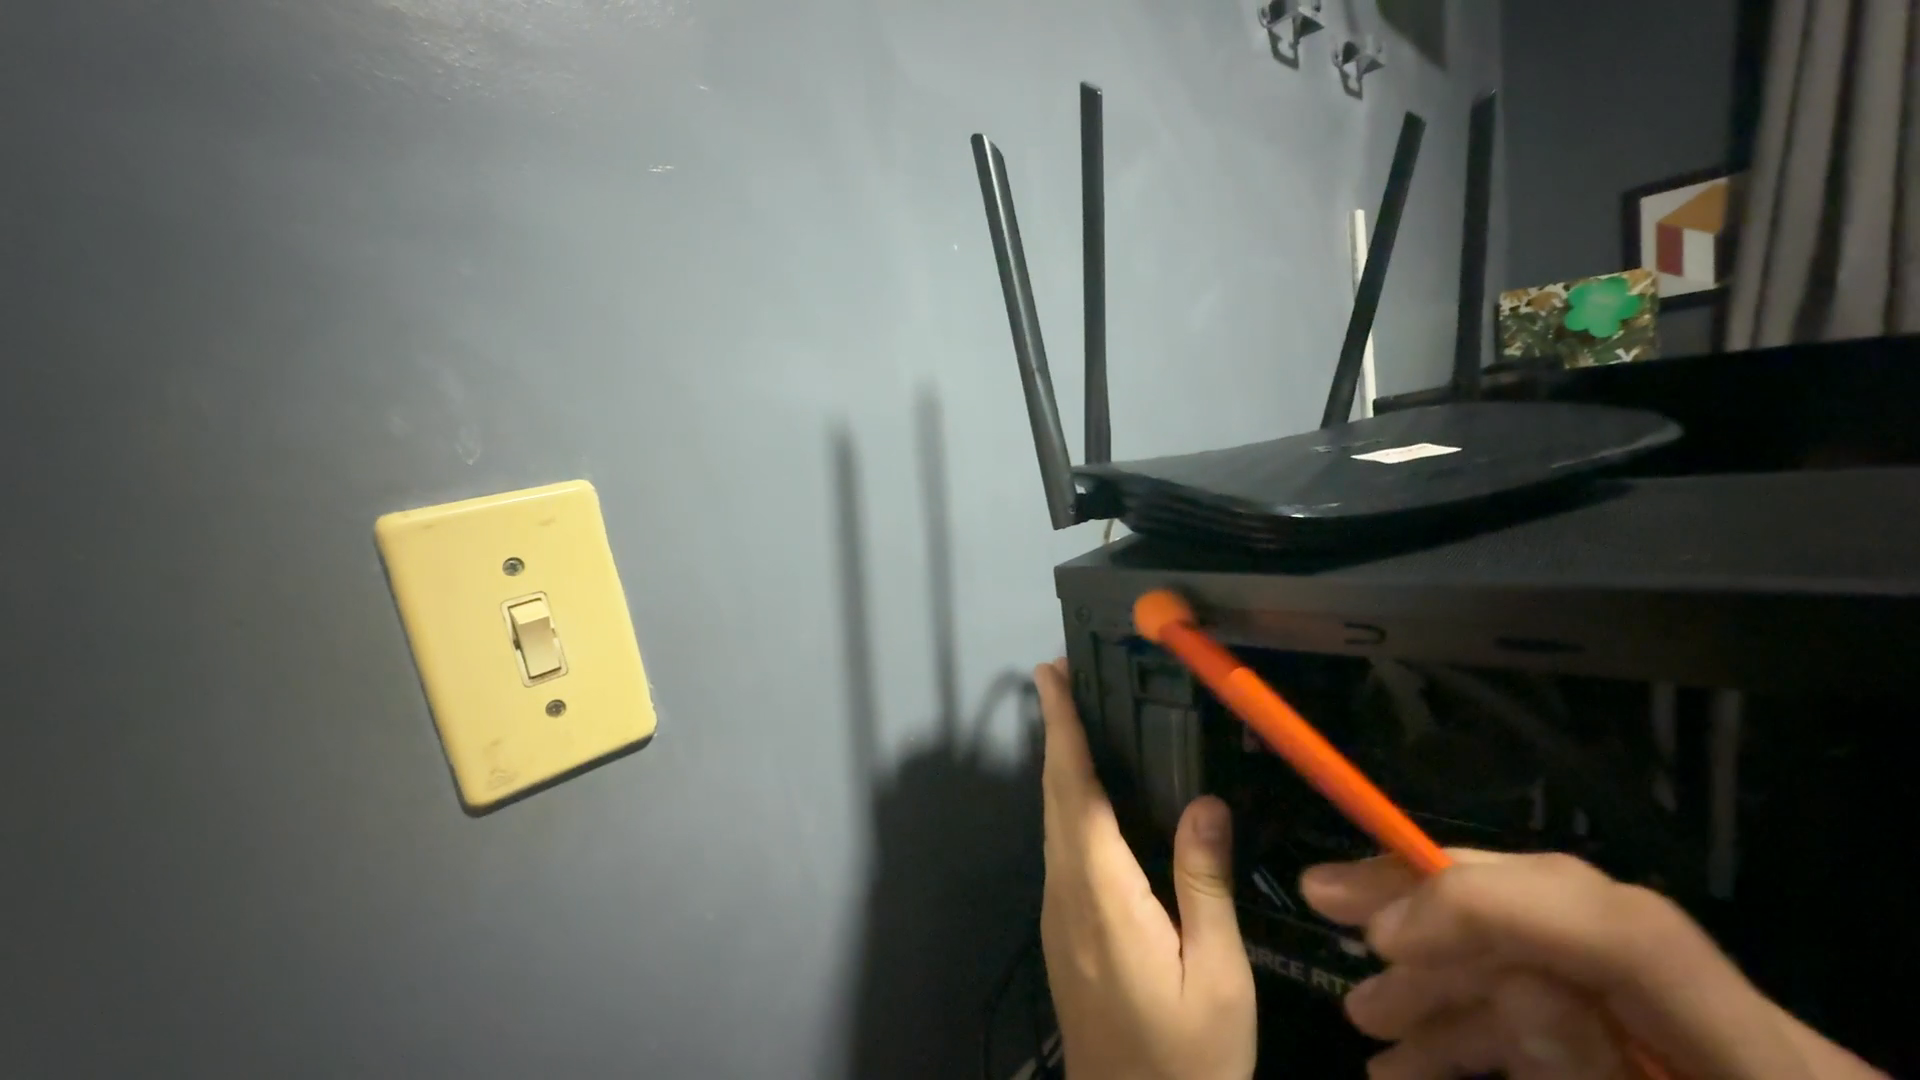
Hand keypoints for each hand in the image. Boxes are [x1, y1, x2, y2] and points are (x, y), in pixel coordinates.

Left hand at [1035, 659, 1256, 1079]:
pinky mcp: (1063, 932)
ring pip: (1052, 822)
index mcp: (1100, 894)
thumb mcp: (1217, 976)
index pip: (1074, 791)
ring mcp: (1056, 915)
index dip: (1061, 729)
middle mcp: (1064, 894)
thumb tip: (1204, 801)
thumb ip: (1204, 884)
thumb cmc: (1187, 1058)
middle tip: (1068, 681)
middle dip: (1056, 733)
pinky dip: (1069, 805)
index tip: (1048, 676)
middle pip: (1054, 798)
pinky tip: (1093, 796)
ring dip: (1060, 767)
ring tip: (1082, 722)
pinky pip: (1061, 848)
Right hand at [1301, 850, 1885, 1079]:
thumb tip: (1515, 987)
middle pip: (1572, 910)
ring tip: (1362, 1013)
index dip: (1487, 907)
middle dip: (1434, 903)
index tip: (1378, 935)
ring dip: (1441, 978)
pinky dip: (1475, 1027)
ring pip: (1548, 957)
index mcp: (1775, 1070)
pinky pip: (1558, 1014)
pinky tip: (1406, 1059)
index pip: (1629, 936)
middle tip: (1325, 895)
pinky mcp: (1663, 1055)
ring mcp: (1704, 1039)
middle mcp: (1748, 1031)